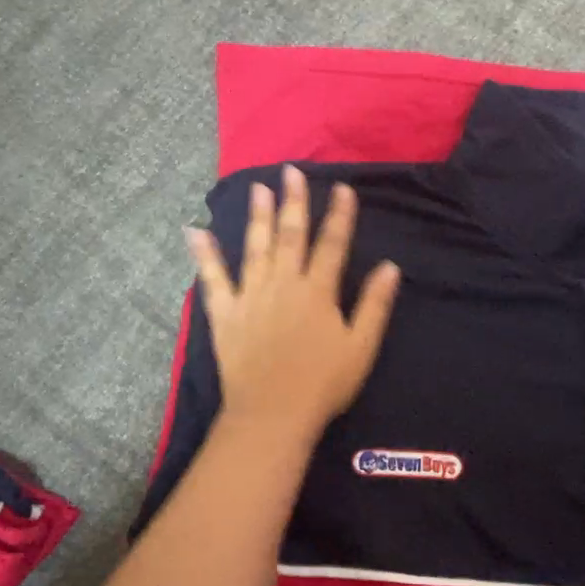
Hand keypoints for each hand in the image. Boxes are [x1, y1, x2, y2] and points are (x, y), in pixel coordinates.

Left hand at [185, 165, 399, 439]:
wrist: (272, 415)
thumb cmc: (324, 384)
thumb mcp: (361, 347)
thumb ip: (374, 305)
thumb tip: (389, 267)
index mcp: (318, 292)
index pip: (332, 245)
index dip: (340, 215)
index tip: (344, 188)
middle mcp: (283, 285)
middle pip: (290, 236)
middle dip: (293, 202)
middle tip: (292, 171)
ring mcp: (250, 297)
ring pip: (254, 248)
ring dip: (257, 216)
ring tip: (258, 187)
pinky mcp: (224, 314)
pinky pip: (212, 279)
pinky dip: (204, 255)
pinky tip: (195, 231)